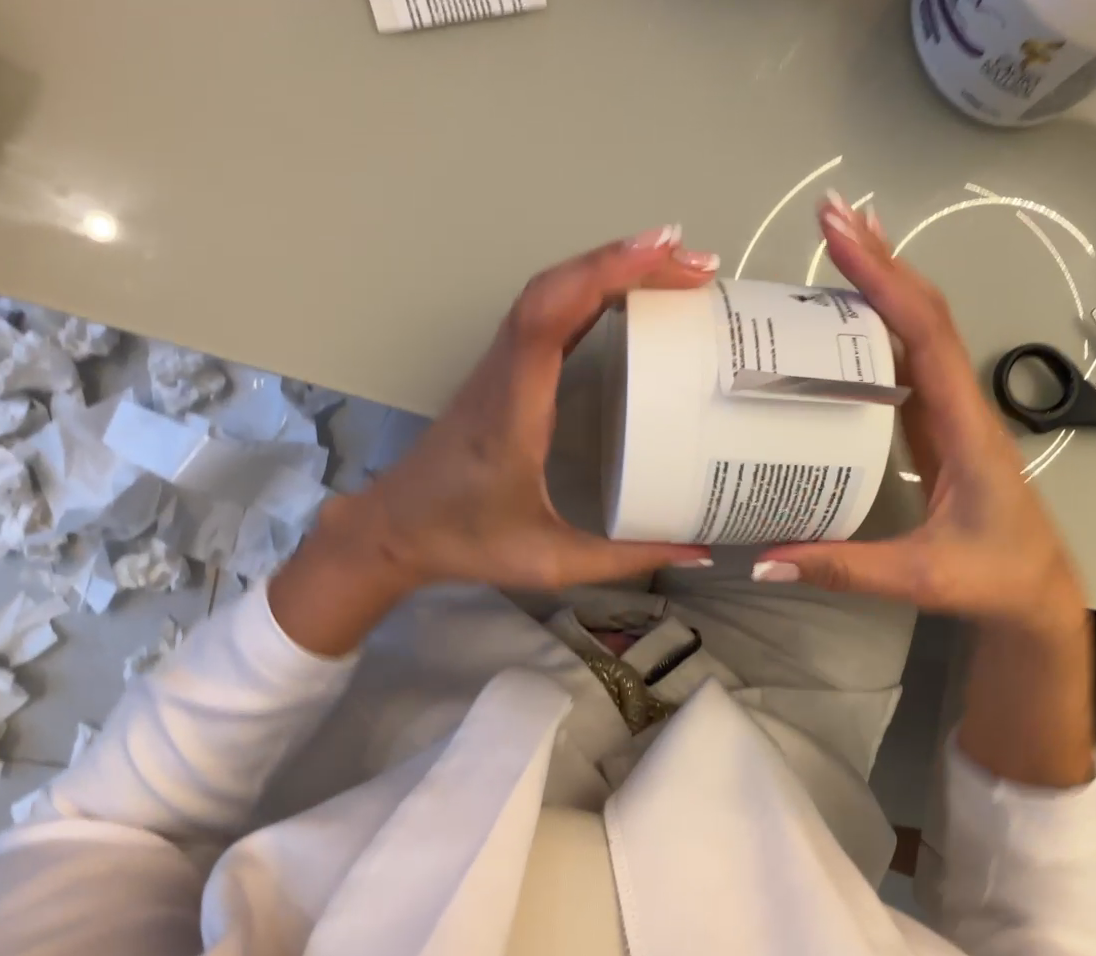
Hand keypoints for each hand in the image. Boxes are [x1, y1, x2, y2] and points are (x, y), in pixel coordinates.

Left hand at [311, 226, 719, 593]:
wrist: (395, 529)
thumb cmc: (467, 541)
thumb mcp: (552, 561)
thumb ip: (627, 558)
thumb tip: (700, 551)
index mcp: (513, 410)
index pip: (551, 317)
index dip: (606, 274)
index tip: (668, 255)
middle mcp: (504, 373)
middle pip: (555, 287)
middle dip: (625, 261)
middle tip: (697, 264)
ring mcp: (499, 366)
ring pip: (548, 291)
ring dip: (607, 267)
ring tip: (674, 265)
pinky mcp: (503, 371)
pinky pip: (545, 311)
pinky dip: (588, 288)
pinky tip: (627, 292)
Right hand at [759, 195, 1086, 635]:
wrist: (1037, 591)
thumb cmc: (993, 577)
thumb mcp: (919, 576)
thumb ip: (842, 568)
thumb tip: (763, 561)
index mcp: (964, 427)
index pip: (926, 336)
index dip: (884, 282)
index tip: (839, 237)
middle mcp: (960, 405)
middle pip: (926, 314)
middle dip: (880, 259)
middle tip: (830, 214)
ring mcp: (950, 413)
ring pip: (921, 330)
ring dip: (884, 281)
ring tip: (839, 240)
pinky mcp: (936, 427)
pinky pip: (910, 360)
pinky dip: (882, 323)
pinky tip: (852, 313)